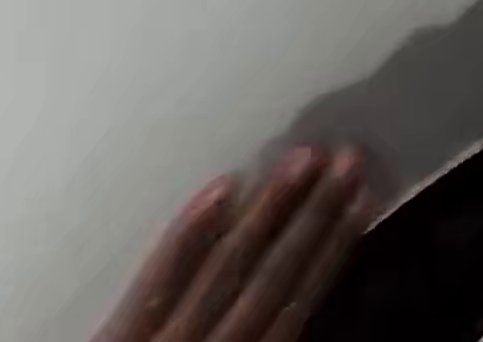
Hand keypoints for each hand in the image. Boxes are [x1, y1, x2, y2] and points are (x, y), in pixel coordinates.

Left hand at [94, 146, 371, 341]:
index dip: (333, 250)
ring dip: (272, 209)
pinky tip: (223, 187)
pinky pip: (158, 280)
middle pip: (274, 274)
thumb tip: (300, 296)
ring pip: (229, 266)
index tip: (363, 200)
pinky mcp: (119, 338)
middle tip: (348, 160)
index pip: (298, 300)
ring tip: (305, 159)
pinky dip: (191, 235)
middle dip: (316, 216)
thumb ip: (262, 341)